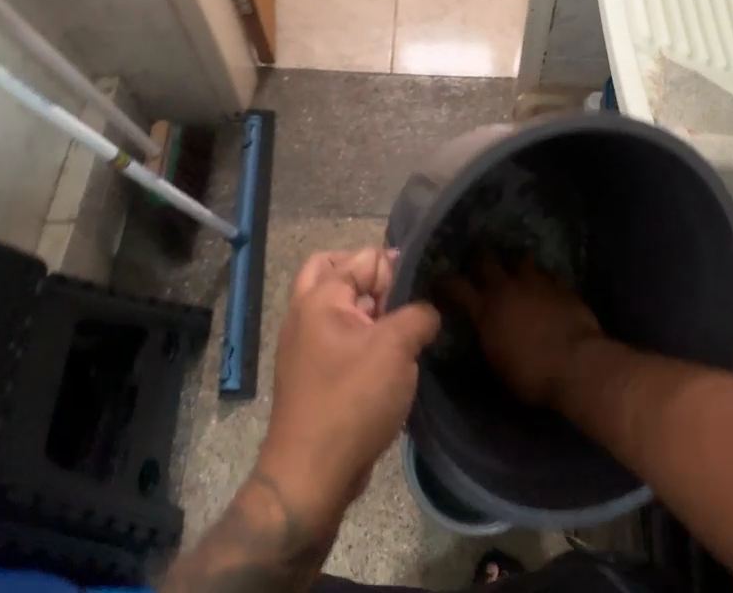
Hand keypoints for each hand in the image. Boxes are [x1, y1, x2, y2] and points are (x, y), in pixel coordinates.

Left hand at [256, 248, 440, 532]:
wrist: (311, 475)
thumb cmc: (353, 400)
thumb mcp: (397, 348)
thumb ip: (420, 314)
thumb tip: (428, 311)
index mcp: (318, 298)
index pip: (363, 257)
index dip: (397, 270)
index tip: (423, 294)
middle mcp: (304, 315)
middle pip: (335, 271)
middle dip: (372, 277)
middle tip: (401, 299)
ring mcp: (305, 346)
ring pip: (338, 306)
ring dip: (368, 308)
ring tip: (403, 330)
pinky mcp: (313, 374)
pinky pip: (339, 337)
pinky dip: (363, 336)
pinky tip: (393, 359)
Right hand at [441, 258, 605, 406]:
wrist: (576, 363)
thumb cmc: (531, 374)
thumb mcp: (497, 364)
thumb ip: (487, 339)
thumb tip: (483, 333)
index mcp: (485, 310)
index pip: (455, 286)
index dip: (445, 280)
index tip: (440, 279)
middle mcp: (507, 288)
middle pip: (486, 260)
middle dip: (478, 257)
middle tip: (476, 257)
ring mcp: (536, 282)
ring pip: (520, 258)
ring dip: (514, 261)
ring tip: (514, 265)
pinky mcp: (561, 284)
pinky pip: (546, 272)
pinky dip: (541, 275)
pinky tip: (543, 282)